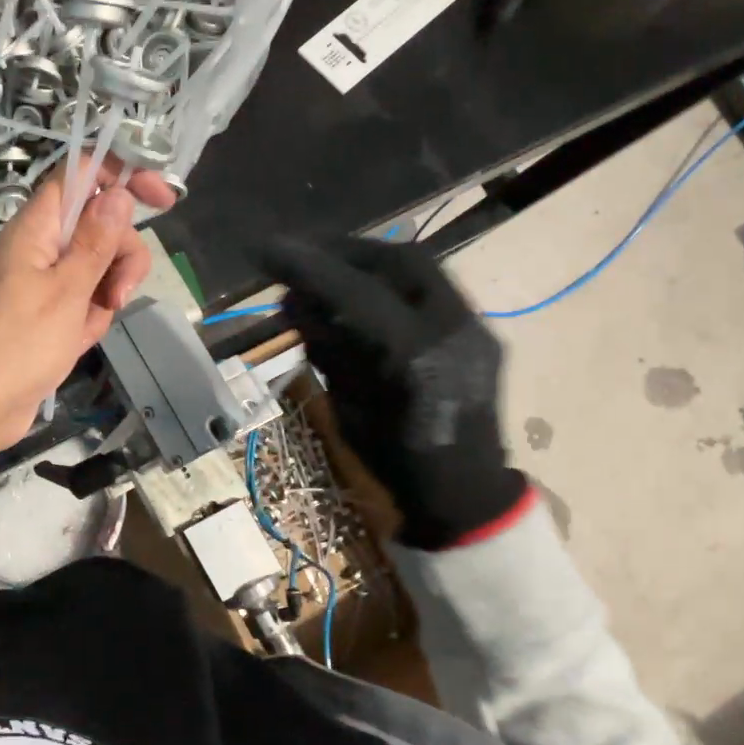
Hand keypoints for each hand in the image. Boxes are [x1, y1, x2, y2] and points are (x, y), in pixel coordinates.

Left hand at [0, 157, 176, 494]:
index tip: (161, 197)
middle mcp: (36, 248)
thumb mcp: (67, 291)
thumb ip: (96, 241)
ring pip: (95, 266)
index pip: (80, 177)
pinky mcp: (43, 313)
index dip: (121, 176)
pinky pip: (80, 301)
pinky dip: (86, 319)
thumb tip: (116, 193)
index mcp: (34, 229)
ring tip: (89, 327)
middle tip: (117, 294)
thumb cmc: (18, 347)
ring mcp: (40, 282)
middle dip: (119, 255)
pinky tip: (77, 343)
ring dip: (104, 293)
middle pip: (98, 225)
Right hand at [261, 237, 525, 549]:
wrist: (465, 494)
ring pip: (417, 268)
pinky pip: (429, 289)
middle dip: (340, 250)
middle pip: (396, 261)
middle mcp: (454, 329)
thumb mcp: (348, 410)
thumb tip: (294, 303)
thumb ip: (328, 351)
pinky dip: (387, 282)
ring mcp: (474, 325)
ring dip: (363, 262)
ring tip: (321, 269)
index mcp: (418, 358)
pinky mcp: (478, 329)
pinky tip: (357, 292)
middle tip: (296, 252)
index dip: (308, 266)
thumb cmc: (396, 465)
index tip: (265, 249)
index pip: (357, 292)